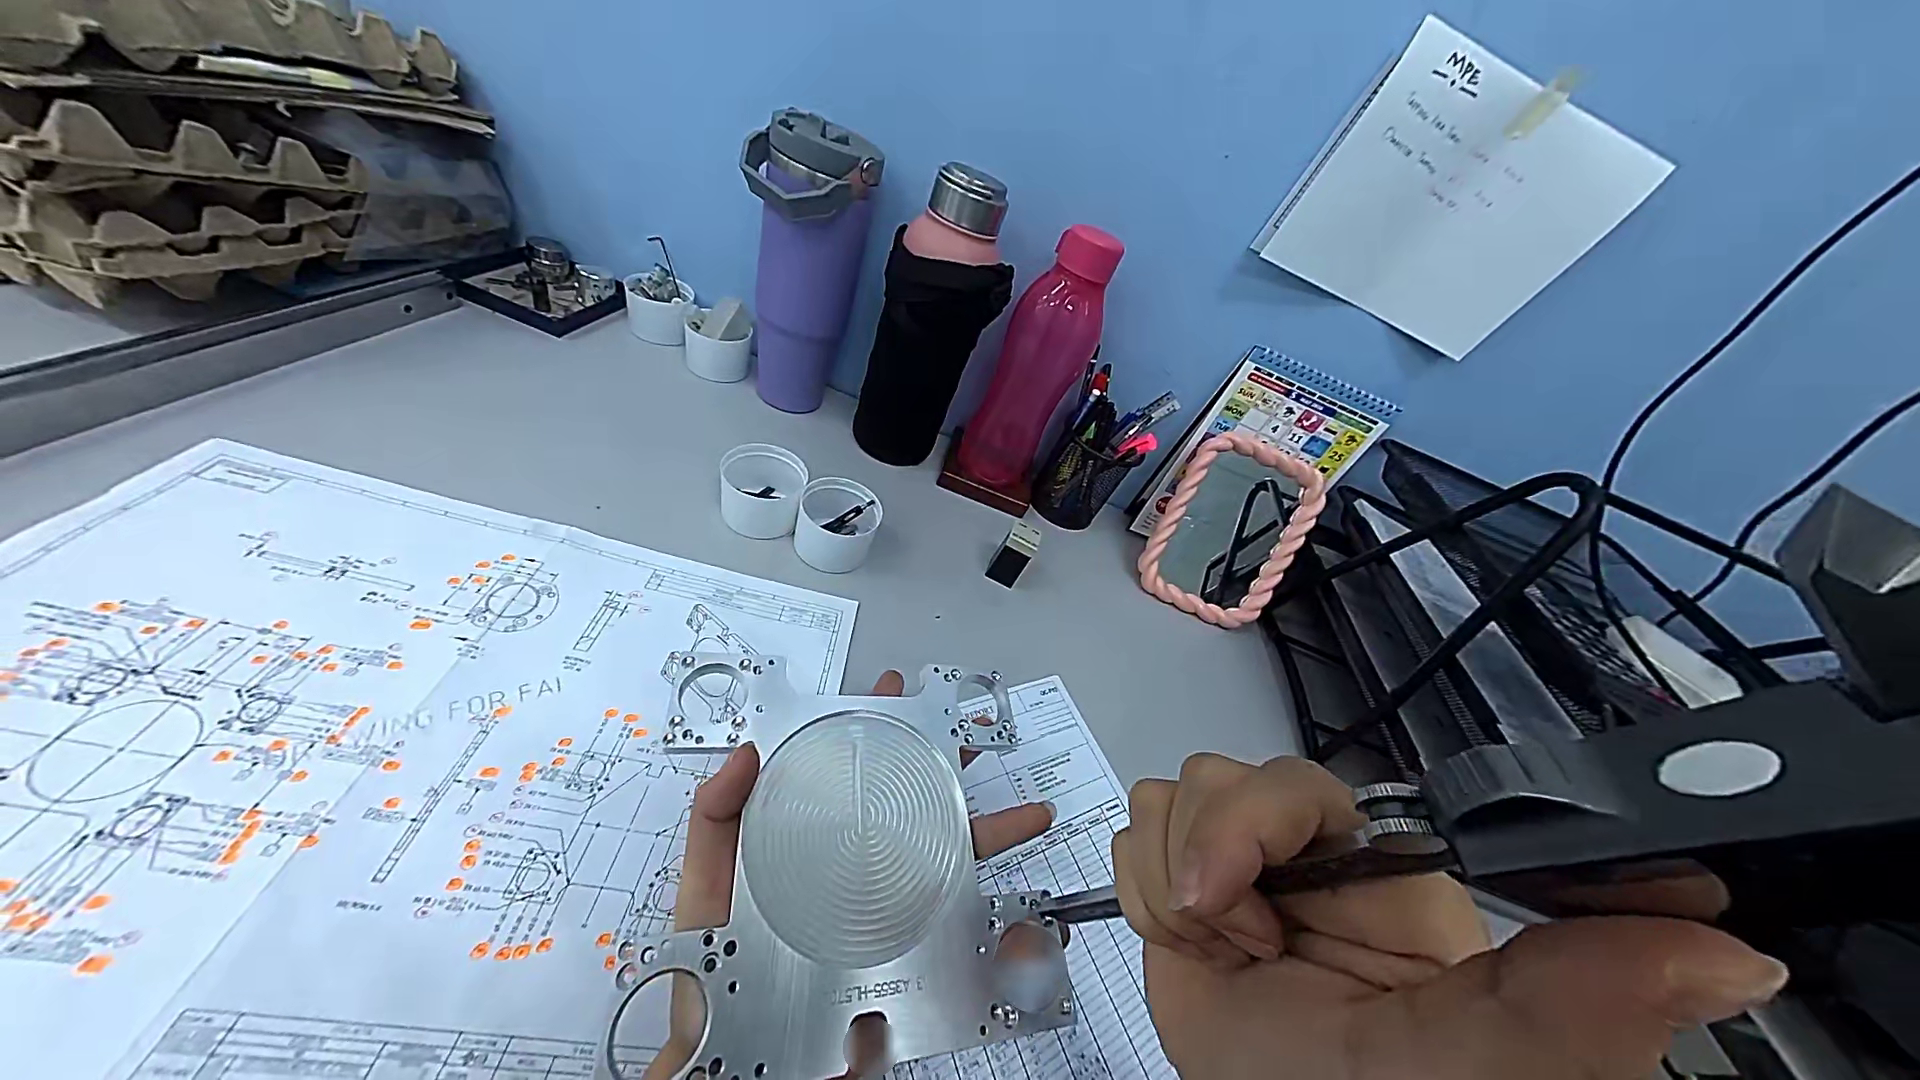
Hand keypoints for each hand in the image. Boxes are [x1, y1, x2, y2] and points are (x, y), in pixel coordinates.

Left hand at [641, 671, 1055, 1078]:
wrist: (735, 1065)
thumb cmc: (712, 972)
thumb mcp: (707, 886)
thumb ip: (716, 819)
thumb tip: (747, 752)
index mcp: (816, 846)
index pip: (854, 778)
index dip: (875, 735)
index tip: (893, 695)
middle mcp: (860, 875)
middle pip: (912, 812)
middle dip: (944, 770)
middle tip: (966, 735)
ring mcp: (887, 920)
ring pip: (948, 870)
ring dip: (989, 839)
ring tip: (1026, 814)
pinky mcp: (904, 970)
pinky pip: (957, 944)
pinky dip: (1001, 933)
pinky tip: (1023, 917)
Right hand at [1112, 754, 1789, 1079]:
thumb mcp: (1467, 1064)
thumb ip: (1567, 1007)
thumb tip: (1727, 949)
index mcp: (1369, 860)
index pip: (1290, 776)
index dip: (1249, 820)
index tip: (1237, 905)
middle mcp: (1298, 843)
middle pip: (1213, 775)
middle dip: (1205, 861)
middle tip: (1235, 936)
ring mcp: (1230, 855)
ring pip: (1164, 796)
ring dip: (1173, 886)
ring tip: (1217, 945)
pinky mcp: (1174, 874)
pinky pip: (1132, 836)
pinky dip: (1145, 894)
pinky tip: (1191, 941)